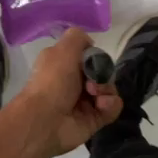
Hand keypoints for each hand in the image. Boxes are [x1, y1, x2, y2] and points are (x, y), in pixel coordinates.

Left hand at [13, 30, 122, 155]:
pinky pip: (113, 106)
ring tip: (96, 96)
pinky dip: (110, 104)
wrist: (45, 121)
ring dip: (107, 89)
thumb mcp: (63, 49)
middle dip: (103, 74)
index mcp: (64, 63)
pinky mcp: (95, 119)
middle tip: (91, 82)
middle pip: (103, 72)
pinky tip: (101, 105)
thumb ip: (78, 37)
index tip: (92, 60)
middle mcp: (74, 81)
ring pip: (110, 88)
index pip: (89, 56)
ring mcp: (85, 101)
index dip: (95, 56)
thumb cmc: (52, 81)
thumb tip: (90, 43)